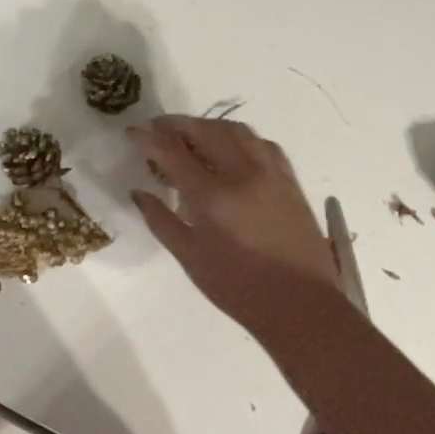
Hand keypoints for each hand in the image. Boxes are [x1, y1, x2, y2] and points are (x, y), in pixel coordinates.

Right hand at [129, 115, 336, 325]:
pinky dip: (239, 137)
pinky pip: (261, 143)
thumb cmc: (240, 289)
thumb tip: (138, 192)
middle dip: (176, 124)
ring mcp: (271, 174)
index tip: (131, 132)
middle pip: (204, 130)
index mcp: (213, 197)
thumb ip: (160, 220)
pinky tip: (229, 148)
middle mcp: (243, 175)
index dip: (147, 138)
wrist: (303, 308)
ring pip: (235, 130)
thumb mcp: (190, 258)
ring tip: (190, 135)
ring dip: (207, 125)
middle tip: (157, 130)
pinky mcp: (290, 180)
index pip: (172, 152)